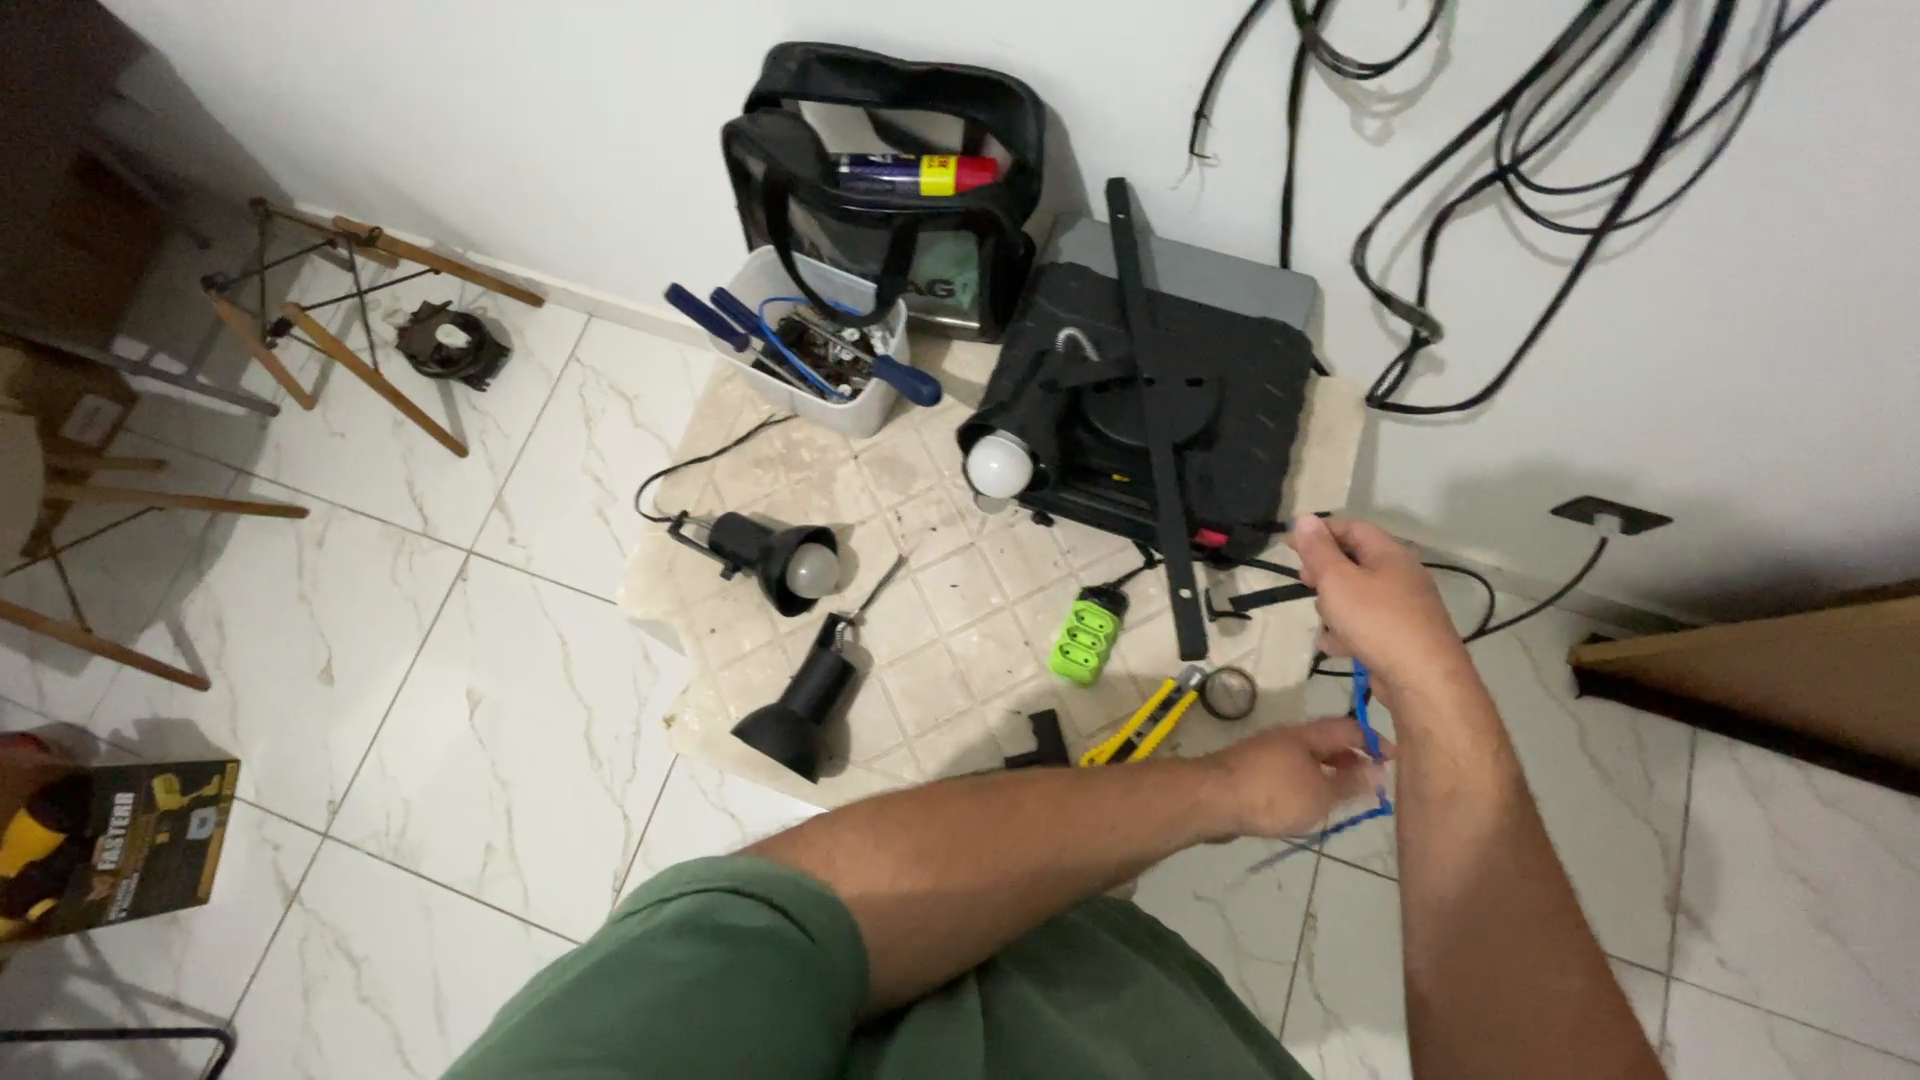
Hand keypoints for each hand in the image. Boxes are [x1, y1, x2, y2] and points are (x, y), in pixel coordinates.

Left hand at [1204, 718, 1388, 839]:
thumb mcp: (1320, 793)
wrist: (1211, 799)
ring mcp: (1265, 753)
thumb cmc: (1271, 794)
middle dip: (1352, 759)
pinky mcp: (1251, 772)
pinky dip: (1306, 783)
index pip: (1348, 727)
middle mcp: (1285, 737)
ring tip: (1346, 797)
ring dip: (1328, 773)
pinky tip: (1309, 803)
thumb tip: (1379, 768)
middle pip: (1326, 742)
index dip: (1374, 741)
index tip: (1396, 760)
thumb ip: (1350, 783)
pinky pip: (1288, 772)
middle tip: (1373, 783)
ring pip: (1306, 758)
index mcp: (1305, 735)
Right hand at [1289, 515, 1473, 698]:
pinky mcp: (1401, 636)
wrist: (1423, 679)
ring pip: (1357, 595)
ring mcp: (1403, 608)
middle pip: (1354, 561)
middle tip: (1305, 583)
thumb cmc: (1376, 621)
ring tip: (1324, 621)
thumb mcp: (1337, 580)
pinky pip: (1366, 624)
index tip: (1291, 545)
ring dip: (1334, 606)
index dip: (1320, 532)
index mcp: (1390, 555)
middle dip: (1325, 572)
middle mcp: (1401, 576)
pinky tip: (1335, 646)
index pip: (1352, 528)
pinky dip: (1347, 631)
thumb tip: (1305, 518)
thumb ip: (1318, 550)